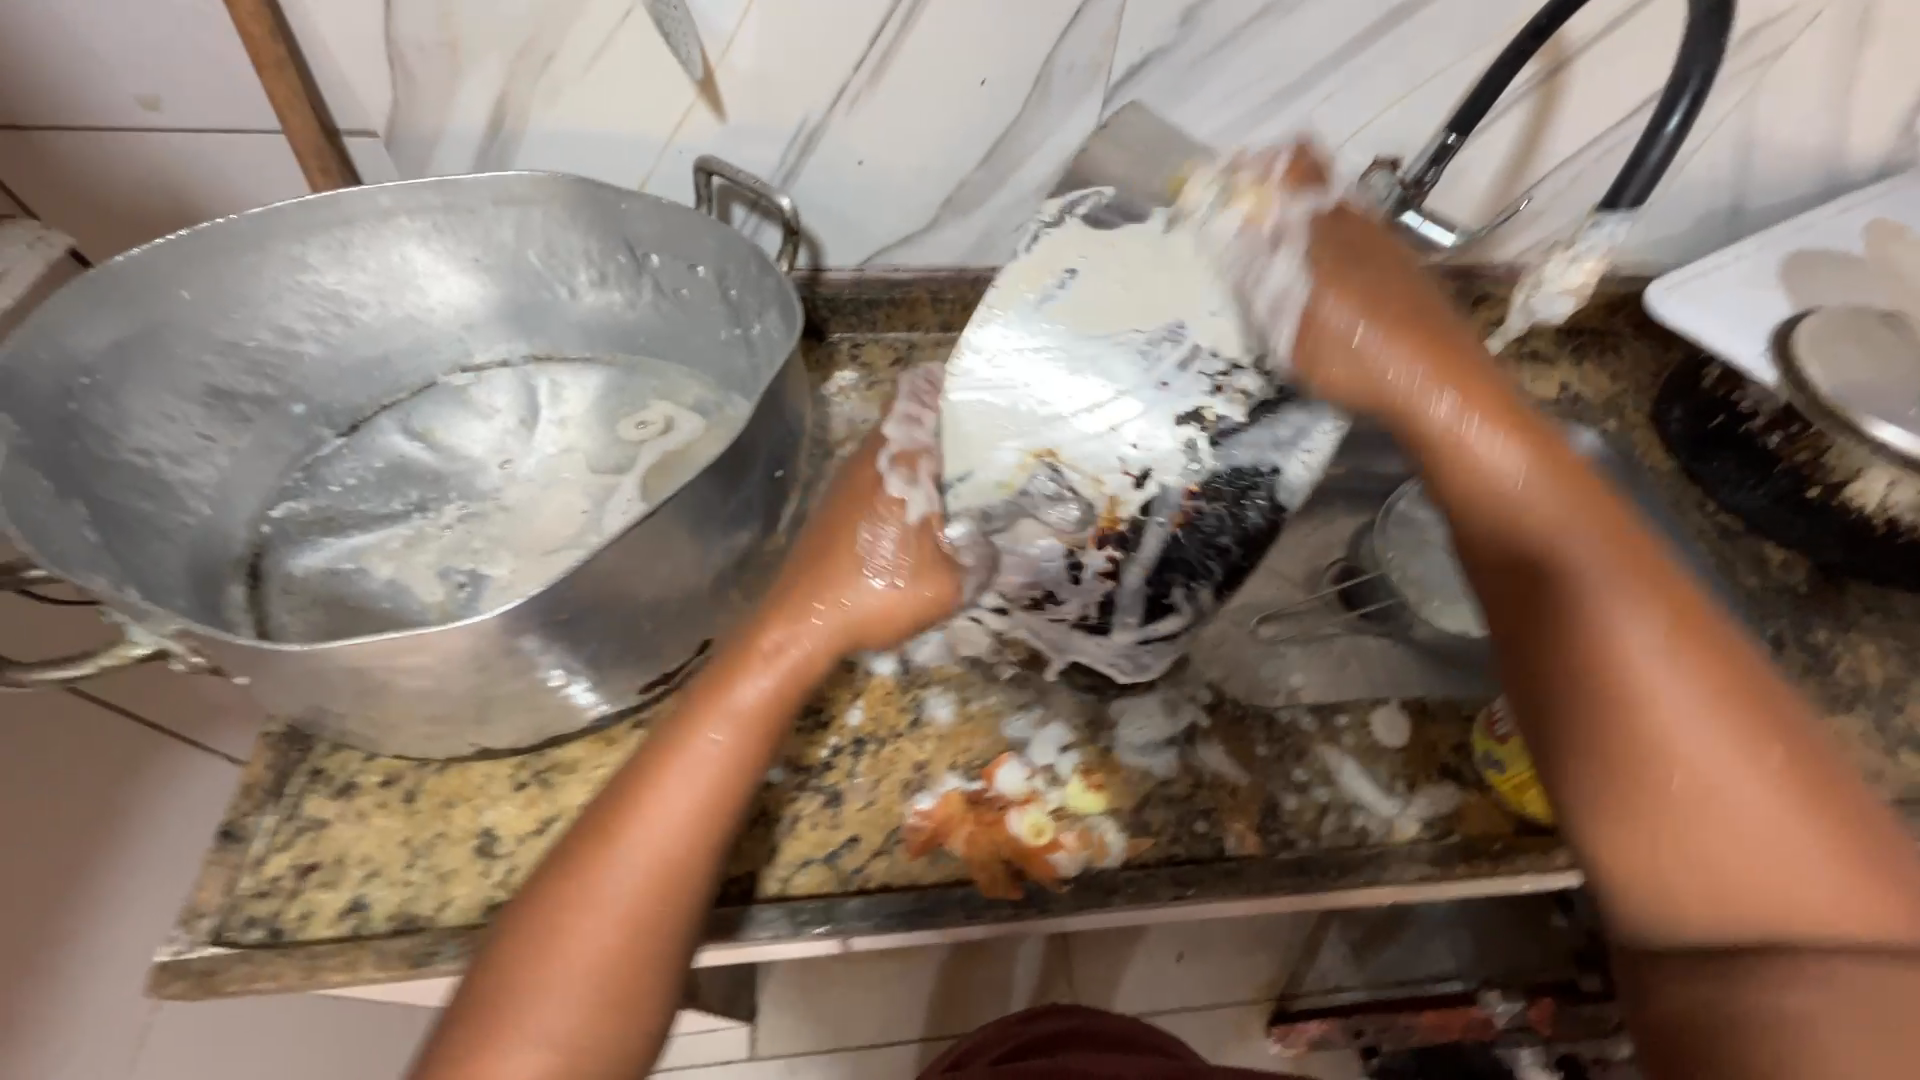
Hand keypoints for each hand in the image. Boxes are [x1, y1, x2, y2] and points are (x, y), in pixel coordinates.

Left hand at [757, 368, 969, 656]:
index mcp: (901, 459)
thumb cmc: (878, 592)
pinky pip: (872, 476)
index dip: (939, 380)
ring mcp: (843, 480)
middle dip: (940, 424)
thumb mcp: (951, 587)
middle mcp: (868, 457)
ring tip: (955, 478)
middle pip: (903, 418)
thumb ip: (981, 559)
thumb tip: (990, 545)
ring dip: (917, 457)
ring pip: (887, 449)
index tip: (969, 385)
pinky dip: (897, 482)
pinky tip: (915, 515)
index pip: (915, 393)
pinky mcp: (831, 505)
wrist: (801, 622)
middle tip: (979, 441)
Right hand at [1187, 143, 1497, 426]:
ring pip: (1335, 223)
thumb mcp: (1288, 327)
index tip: (1232, 183)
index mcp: (1328, 228)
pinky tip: (1319, 303)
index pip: (1297, 161)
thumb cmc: (1356, 356)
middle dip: (1274, 209)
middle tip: (1244, 244)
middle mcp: (1361, 224)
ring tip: (1275, 280)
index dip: (1262, 163)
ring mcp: (1388, 247)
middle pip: (1314, 193)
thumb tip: (1234, 239)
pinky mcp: (1404, 273)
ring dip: (1301, 239)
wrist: (1442, 386)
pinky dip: (1327, 261)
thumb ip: (1259, 280)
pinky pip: (1354, 248)